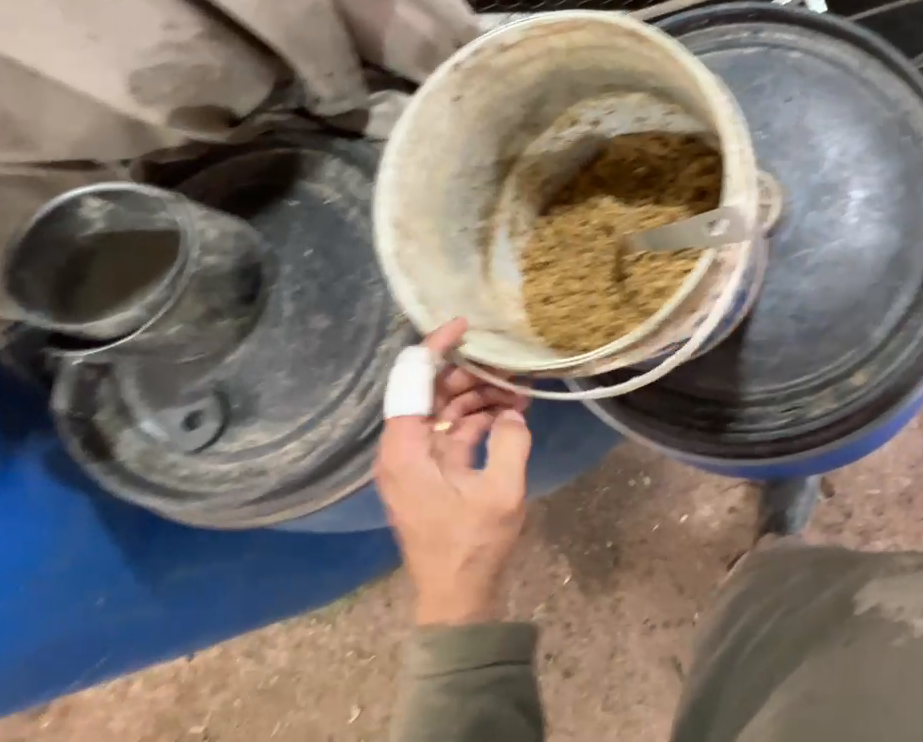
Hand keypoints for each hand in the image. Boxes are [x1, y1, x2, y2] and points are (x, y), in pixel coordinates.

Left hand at [375, 319, 532, 627]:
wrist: (457, 597)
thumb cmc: (472, 545)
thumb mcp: (501, 491)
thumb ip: (509, 441)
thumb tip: (511, 412)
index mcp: (405, 452)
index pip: (412, 382)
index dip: (435, 348)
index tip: (464, 324)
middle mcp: (403, 451)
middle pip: (431, 393)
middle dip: (469, 373)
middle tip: (508, 364)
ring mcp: (419, 462)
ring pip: (446, 410)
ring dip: (481, 397)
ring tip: (519, 390)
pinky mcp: (435, 472)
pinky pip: (455, 431)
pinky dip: (481, 419)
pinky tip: (513, 412)